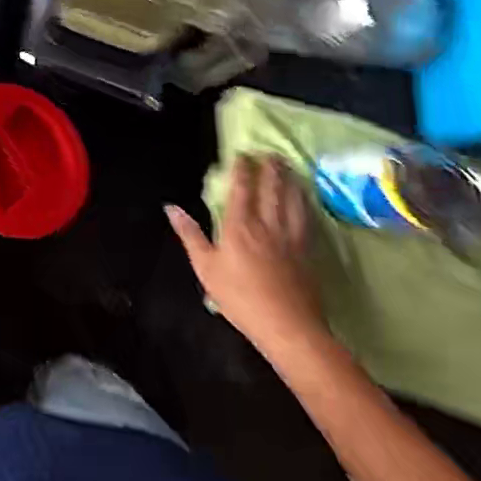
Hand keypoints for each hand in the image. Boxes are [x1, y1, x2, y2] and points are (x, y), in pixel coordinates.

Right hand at [166, 155, 328, 359]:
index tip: (243, 153)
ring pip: (293, 202)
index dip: (242, 169)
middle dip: (270, 169)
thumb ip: (190, 234)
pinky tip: (306, 202)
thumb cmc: (240, 298)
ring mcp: (292, 238)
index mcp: (240, 226)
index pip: (241, 189)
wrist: (289, 328)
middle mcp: (268, 225)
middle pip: (272, 190)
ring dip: (291, 182)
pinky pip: (308, 221)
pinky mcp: (308, 253)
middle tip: (270, 153)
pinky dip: (306, 205)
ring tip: (290, 169)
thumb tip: (171, 207)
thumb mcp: (205, 267)